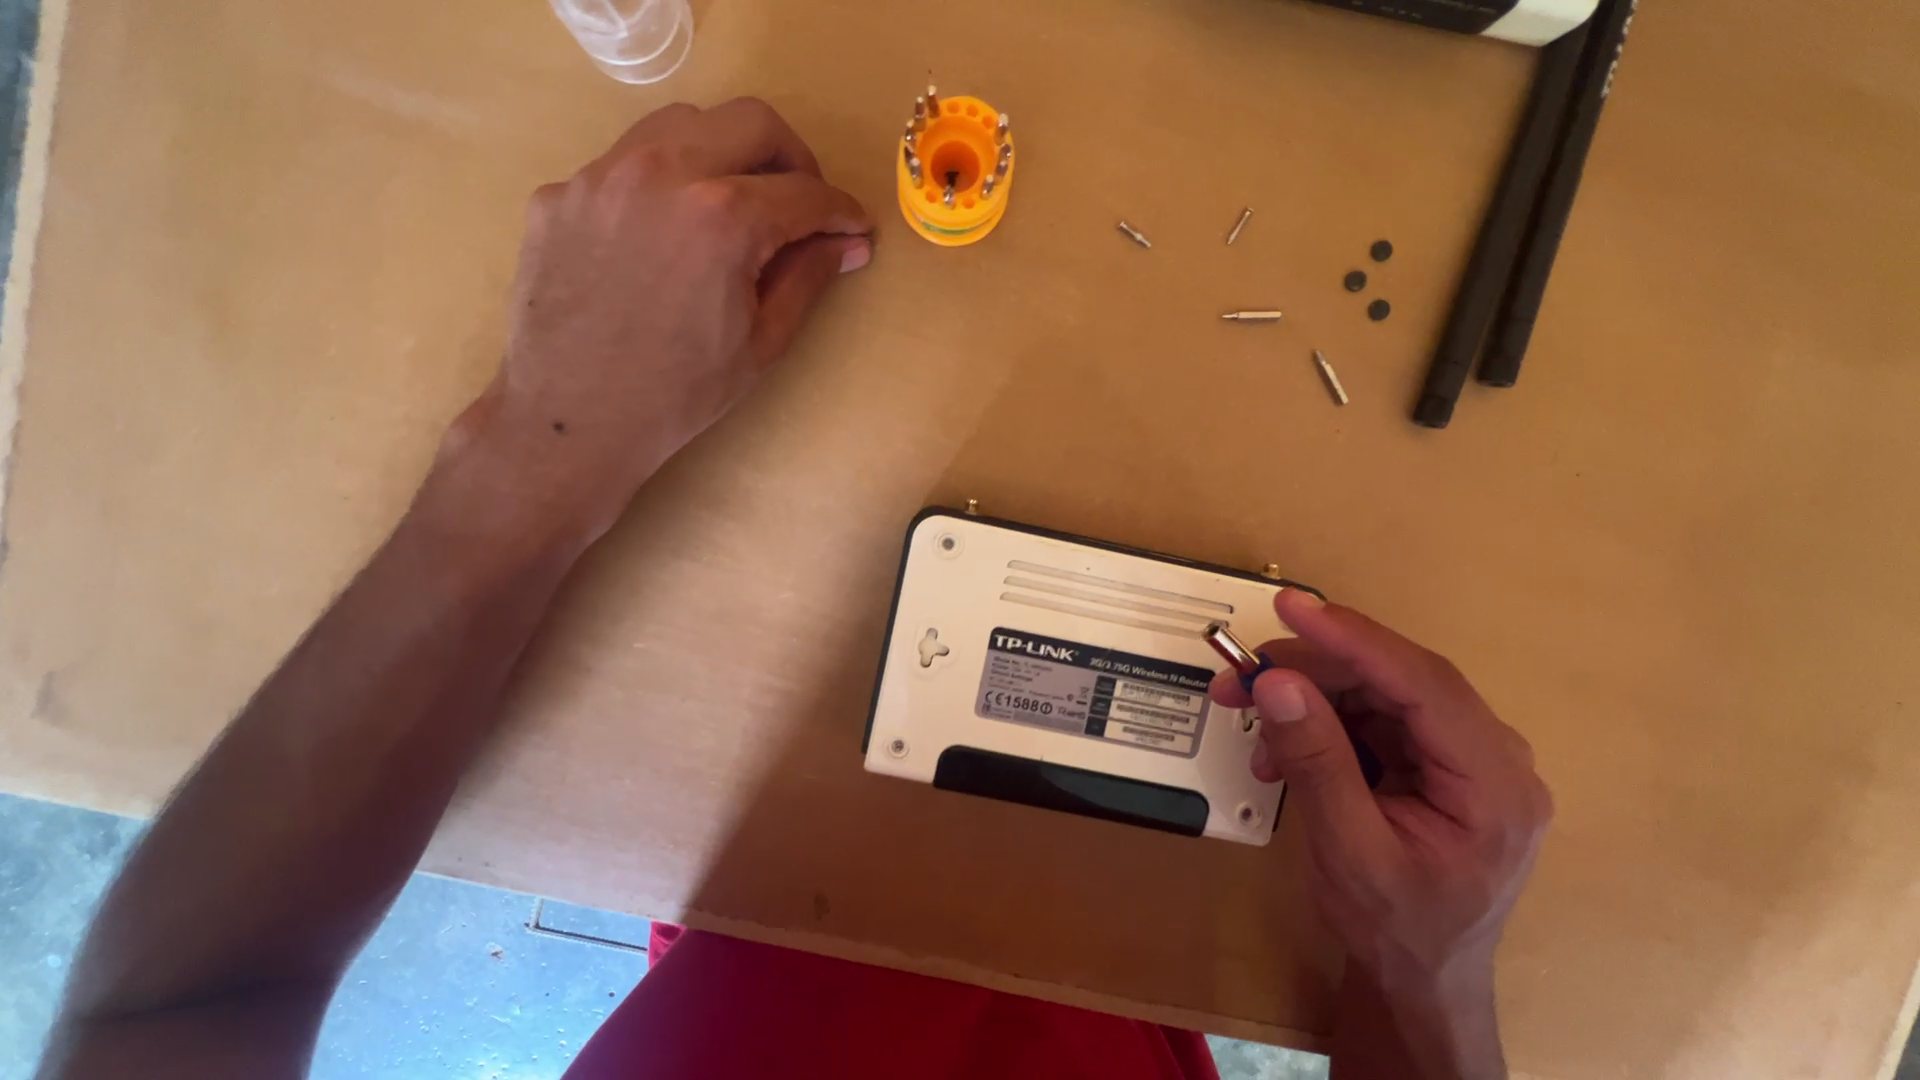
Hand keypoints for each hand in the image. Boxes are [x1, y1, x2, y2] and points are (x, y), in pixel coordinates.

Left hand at [442, 98, 872, 546]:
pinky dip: (665, 184)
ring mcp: (603, 175)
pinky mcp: (563, 192)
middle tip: (801, 204)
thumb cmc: (679, 393)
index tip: (853, 226)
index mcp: (723, 217)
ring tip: (734, 205)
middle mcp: (663, 172)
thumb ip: (807, 277)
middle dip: (794, 159)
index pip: (804, 193)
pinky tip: (666, 234)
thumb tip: (849, 243)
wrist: (572, 417)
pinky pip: (627, 163)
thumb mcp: (761, 341)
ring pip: (684, 124)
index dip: (840, 210)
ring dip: (726, 153)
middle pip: (752, 123)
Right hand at [1209, 588, 1551, 1078]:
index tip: (1291, 608)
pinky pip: (1371, 717)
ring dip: (1308, 698)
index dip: (1354, 639)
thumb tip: (1277, 683)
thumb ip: (1317, 762)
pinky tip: (1281, 749)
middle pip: (1395, 680)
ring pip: (1376, 693)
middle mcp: (1490, 756)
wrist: (1417, 979)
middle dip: (1313, 672)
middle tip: (1239, 676)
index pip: (1424, 684)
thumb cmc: (1394, 928)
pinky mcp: (1430, 760)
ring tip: (1252, 724)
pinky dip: (1319, 723)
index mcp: (1493, 783)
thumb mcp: (1348, 850)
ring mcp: (1461, 757)